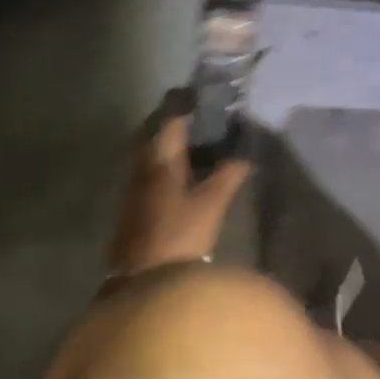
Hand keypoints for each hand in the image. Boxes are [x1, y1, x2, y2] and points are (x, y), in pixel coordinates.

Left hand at [106, 111, 252, 274]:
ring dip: (173, 144)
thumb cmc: (180, 234)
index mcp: (160, 158)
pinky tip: (185, 173)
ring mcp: (134, 187)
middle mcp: (142, 166)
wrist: (142, 282)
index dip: (189, 104)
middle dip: (180, 122)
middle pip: (158, 132)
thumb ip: (230, 172)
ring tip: (201, 143)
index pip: (172, 118)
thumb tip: (246, 153)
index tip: (209, 96)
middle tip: (207, 118)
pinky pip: (151, 172)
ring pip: (153, 153)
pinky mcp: (133, 207)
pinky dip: (167, 164)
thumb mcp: (213, 202)